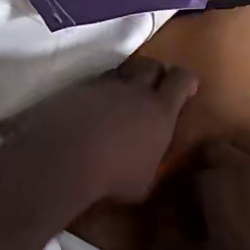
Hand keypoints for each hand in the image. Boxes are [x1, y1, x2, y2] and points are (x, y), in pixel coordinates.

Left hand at [2, 57, 197, 210]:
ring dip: (124, 82)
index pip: (181, 79)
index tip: (187, 87)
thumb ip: (152, 168)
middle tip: (154, 88)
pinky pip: (91, 86)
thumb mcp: (143, 183)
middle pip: (151, 65)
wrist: (62, 160)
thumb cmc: (113, 176)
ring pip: (119, 72)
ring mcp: (102, 87)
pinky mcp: (73, 90)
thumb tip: (153, 169)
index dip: (186, 80)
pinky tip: (88, 111)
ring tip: (119, 100)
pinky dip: (94, 95)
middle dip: (156, 73)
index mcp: (159, 110)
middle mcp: (133, 91)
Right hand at [145, 134, 249, 249]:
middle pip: (212, 150)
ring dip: (234, 157)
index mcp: (214, 183)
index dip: (174, 193)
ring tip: (231, 185)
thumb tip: (153, 219)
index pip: (181, 173)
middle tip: (199, 201)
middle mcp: (244, 162)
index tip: (174, 215)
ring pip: (247, 143)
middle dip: (200, 169)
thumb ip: (167, 245)